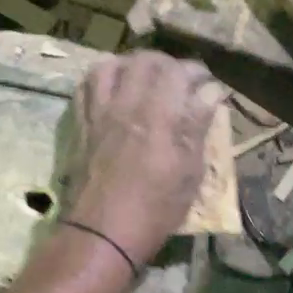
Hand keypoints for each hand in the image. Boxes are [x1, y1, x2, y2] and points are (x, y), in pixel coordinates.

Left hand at [66, 52, 224, 264]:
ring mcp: (99, 111)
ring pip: (110, 65)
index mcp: (158, 115)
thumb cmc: (155, 208)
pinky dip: (102, 78)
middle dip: (166, 63)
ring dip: (130, 65)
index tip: (206, 82)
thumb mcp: (190, 172)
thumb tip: (211, 92)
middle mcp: (127, 104)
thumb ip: (198, 126)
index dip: (196, 71)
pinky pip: (86, 86)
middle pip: (144, 60)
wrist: (102, 231)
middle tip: (177, 79)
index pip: (178, 71)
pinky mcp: (81, 123)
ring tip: (142, 78)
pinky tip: (113, 89)